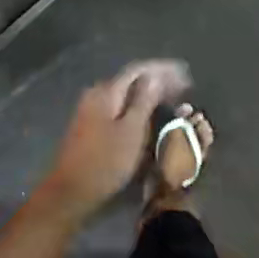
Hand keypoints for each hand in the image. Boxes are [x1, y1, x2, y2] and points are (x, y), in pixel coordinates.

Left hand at [37, 59, 189, 220]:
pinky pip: (118, 106)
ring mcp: (91, 108)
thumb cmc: (106, 161)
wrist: (73, 187)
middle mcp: (96, 94)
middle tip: (184, 87)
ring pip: (125, 93)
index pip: (137, 70)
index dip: (162, 69)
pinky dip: (136, 106)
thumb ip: (142, 101)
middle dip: (157, 80)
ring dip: (148, 93)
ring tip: (172, 98)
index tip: (185, 74)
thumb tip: (154, 75)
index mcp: (106, 92)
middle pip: (131, 80)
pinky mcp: (90, 123)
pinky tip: (149, 113)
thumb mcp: (131, 131)